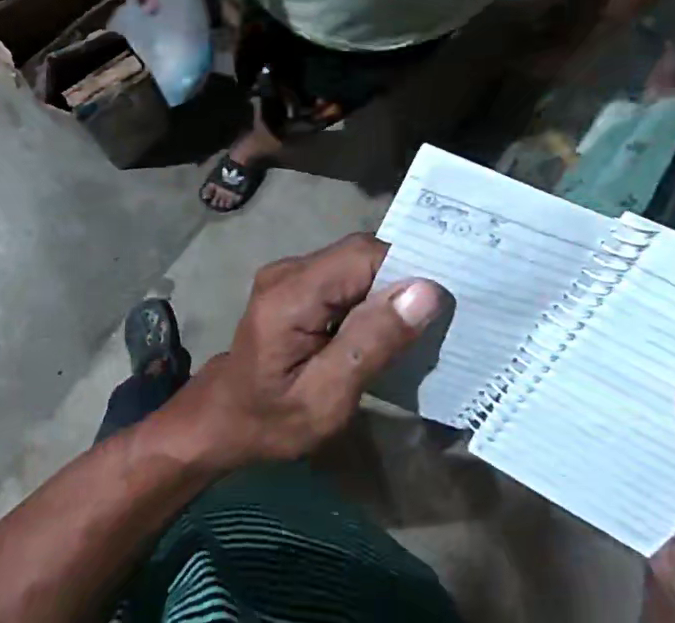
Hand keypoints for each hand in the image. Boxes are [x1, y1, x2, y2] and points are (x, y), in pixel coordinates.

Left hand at [161, 234, 445, 468]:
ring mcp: (288, 275)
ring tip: (425, 320)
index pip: (361, 256)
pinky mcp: (295, 285)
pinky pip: (343, 277)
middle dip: (403, 277)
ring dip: (390, 287)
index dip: (408, 267)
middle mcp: (287, 271)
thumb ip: (372, 342)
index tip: (449, 294)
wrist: (225, 420)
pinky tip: (390, 323)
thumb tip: (424, 292)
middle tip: (445, 312)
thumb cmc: (273, 419)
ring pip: (354, 263)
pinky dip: (371, 295)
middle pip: (359, 255)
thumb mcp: (327, 397)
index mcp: (290, 294)